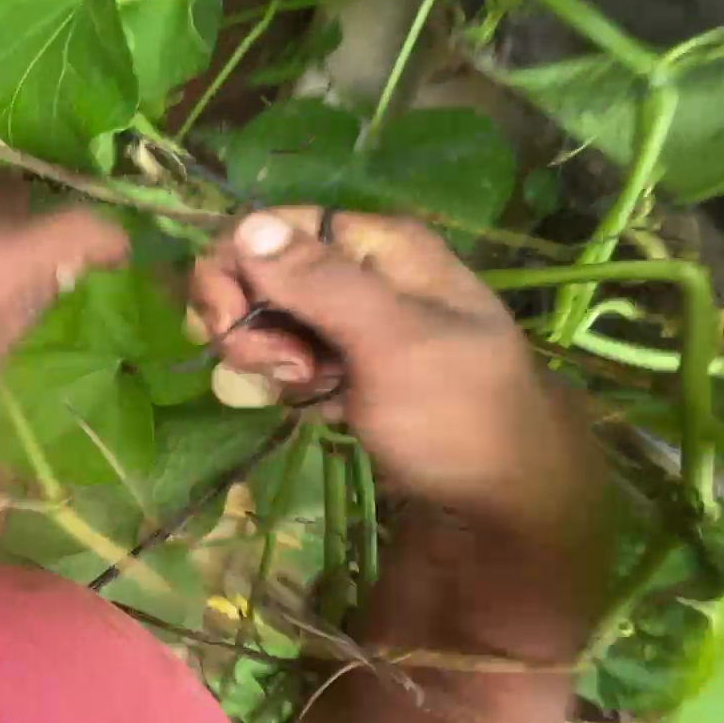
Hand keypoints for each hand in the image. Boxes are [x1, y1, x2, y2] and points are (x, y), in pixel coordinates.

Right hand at [190, 208, 597, 539]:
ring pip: (255, 317)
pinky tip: (314, 399)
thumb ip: (321, 283)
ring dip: (261, 358)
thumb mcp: (391, 343)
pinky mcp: (329, 354)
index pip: (264, 229)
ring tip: (309, 387)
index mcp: (375, 245)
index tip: (232, 326)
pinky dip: (278, 378)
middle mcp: (354, 270)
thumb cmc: (454, 415)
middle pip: (250, 273)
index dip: (232, 272)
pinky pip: (272, 351)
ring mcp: (340, 315)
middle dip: (245, 324)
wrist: (491, 498)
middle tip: (284, 367)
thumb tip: (245, 224)